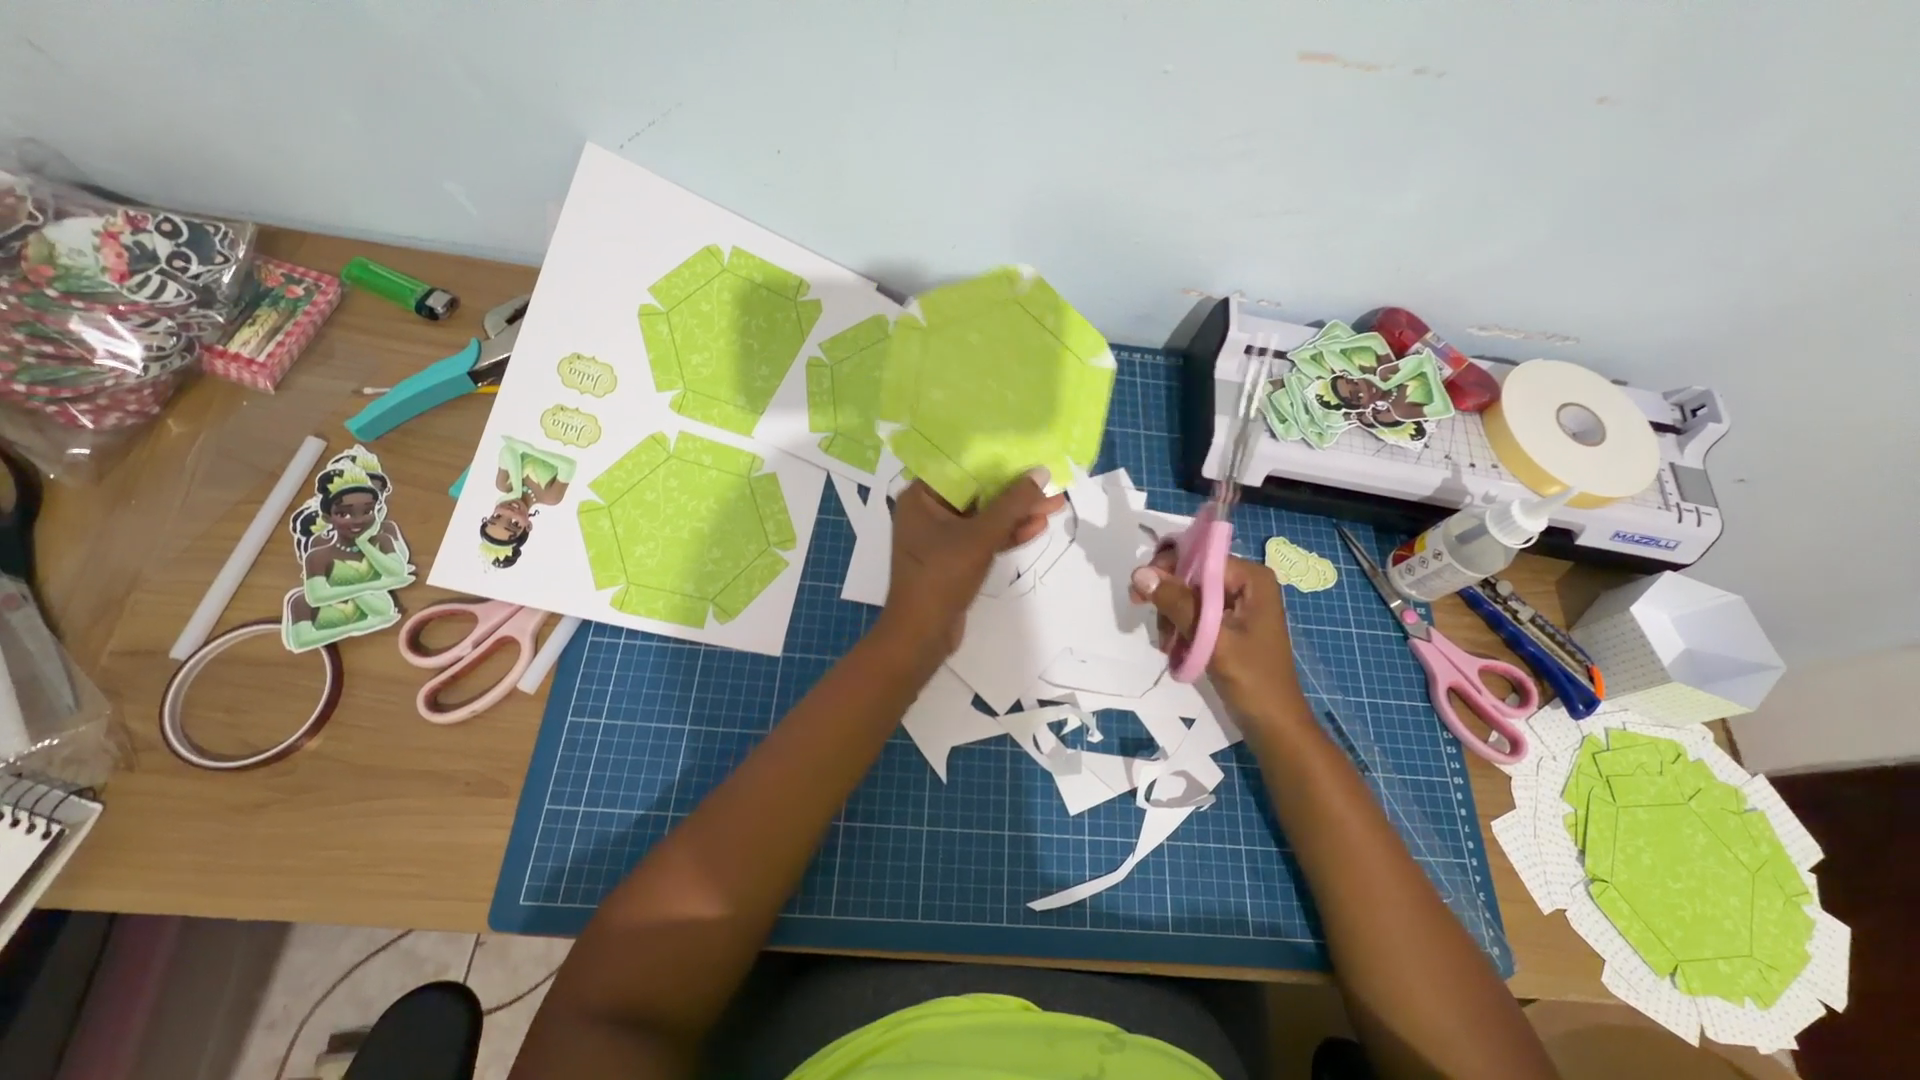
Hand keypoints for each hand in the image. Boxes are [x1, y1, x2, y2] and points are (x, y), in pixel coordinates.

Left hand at [879, 469, 1065, 658]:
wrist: (922, 635)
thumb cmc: (941, 577)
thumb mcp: (980, 537)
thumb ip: (1012, 504)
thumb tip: (1041, 473)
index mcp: (920, 497)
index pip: (962, 466)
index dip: (998, 460)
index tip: (1029, 454)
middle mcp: (927, 511)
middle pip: (977, 491)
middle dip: (1014, 491)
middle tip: (1051, 483)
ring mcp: (940, 537)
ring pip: (984, 516)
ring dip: (1017, 513)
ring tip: (1055, 504)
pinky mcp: (953, 559)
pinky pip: (983, 537)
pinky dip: (1007, 533)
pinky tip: (1038, 526)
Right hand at [1130, 552, 1303, 727]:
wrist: (1273, 724)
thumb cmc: (1252, 679)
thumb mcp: (1212, 638)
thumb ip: (1177, 603)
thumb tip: (1139, 573)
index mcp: (1252, 578)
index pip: (1200, 556)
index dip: (1167, 569)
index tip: (1140, 593)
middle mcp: (1246, 584)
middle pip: (1192, 575)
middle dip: (1169, 600)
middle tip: (1158, 629)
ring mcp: (1238, 605)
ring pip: (1188, 596)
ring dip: (1172, 619)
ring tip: (1169, 648)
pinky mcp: (1228, 625)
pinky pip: (1195, 615)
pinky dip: (1181, 630)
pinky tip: (1176, 650)